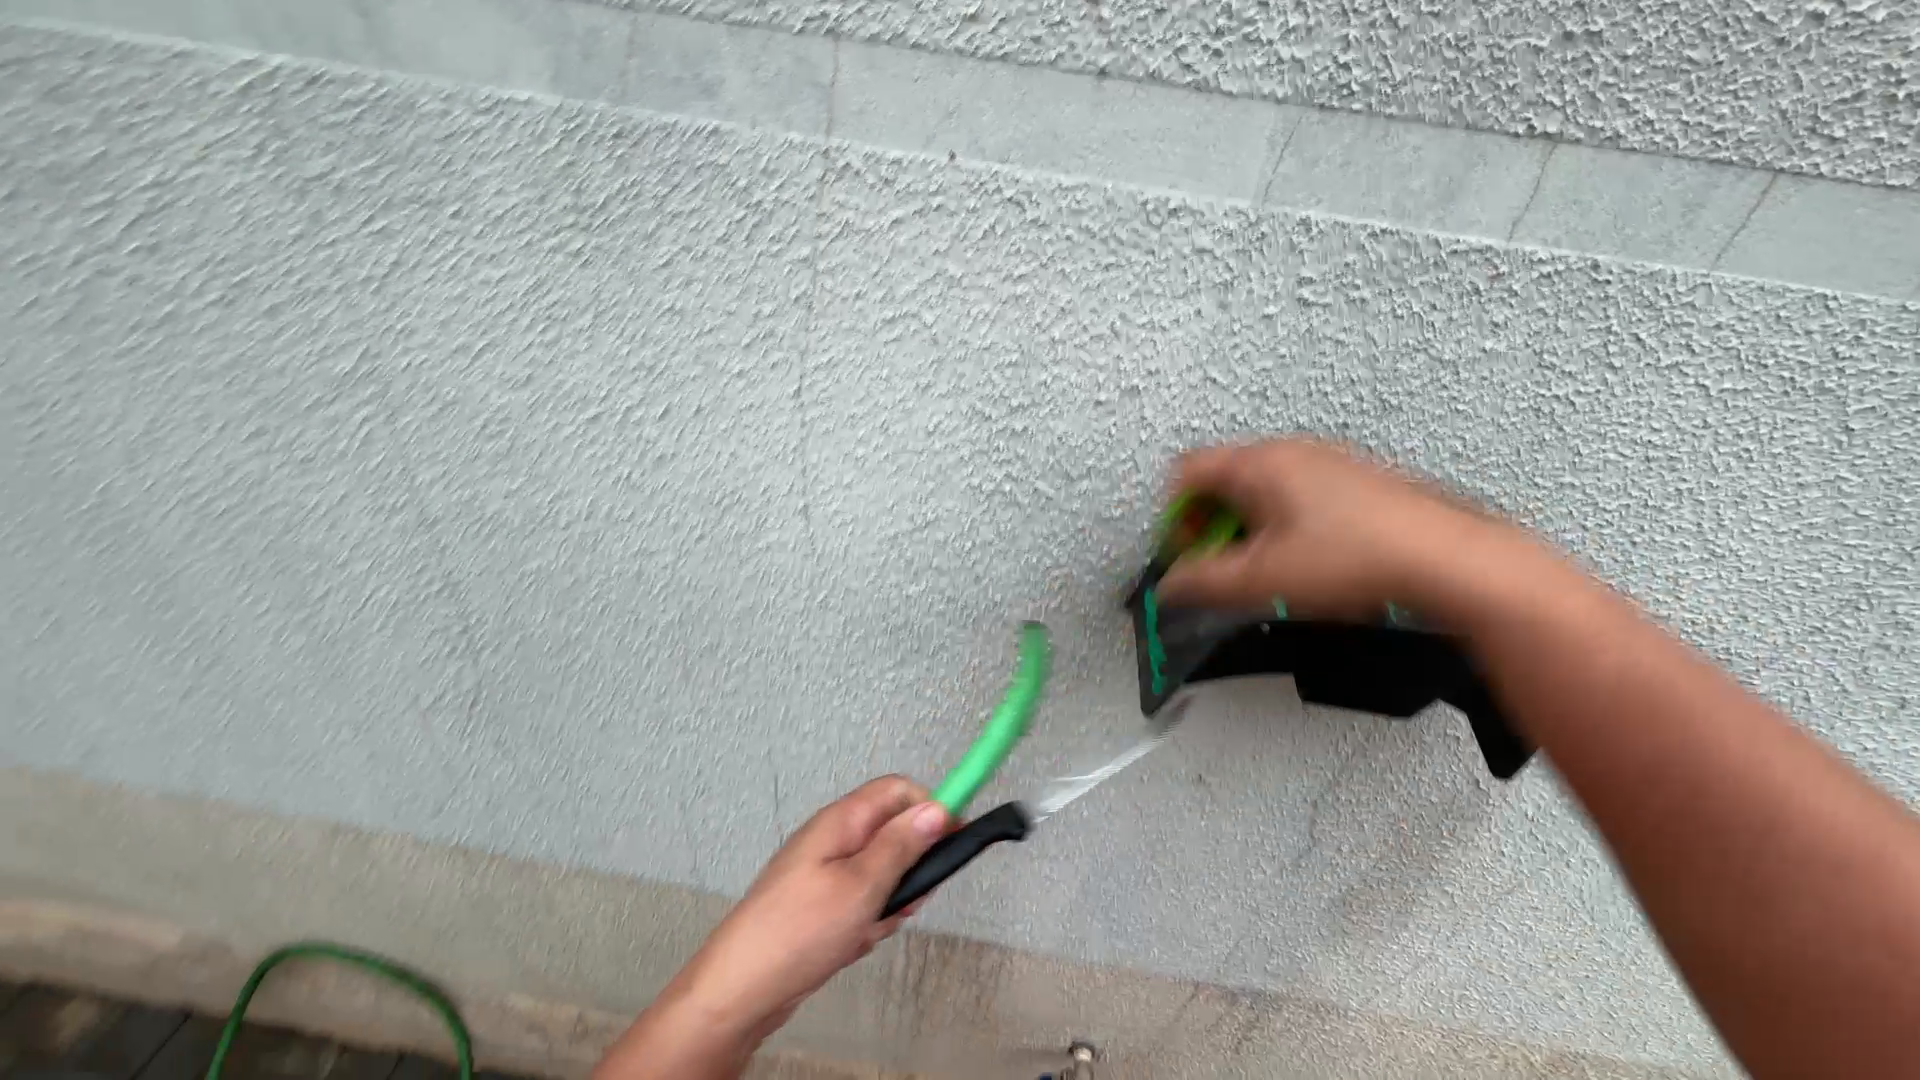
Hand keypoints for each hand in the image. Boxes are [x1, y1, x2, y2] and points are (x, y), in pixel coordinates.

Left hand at [596, 777, 948, 1079]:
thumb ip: (902, 845)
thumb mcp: (863, 886)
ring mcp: (826, 870)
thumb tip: (936, 810)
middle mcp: (834, 838)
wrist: (742, 988)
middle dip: (911, 864)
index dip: (931, 807)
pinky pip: (863, 898)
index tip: (954, 836)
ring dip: (891, 897)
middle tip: (908, 894)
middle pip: (893, 830)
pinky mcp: (821, 901)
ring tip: (874, 924)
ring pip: (882, 870)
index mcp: (842, 821)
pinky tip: (856, 939)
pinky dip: (870, 918)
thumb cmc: (794, 934)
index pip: (899, 789)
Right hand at [1157, 438, 1512, 616]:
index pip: (1185, 473)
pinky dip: (1282, 525)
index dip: (1174, 517)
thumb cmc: (1359, 559)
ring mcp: (1327, 462)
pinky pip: (1295, 495)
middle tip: (1220, 565)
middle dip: (1210, 524)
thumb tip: (1171, 585)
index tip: (1184, 552)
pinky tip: (1305, 561)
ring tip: (1265, 569)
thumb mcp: (1259, 582)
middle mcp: (1291, 452)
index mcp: (1259, 464)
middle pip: (1221, 479)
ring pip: (1260, 488)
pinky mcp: (1354, 482)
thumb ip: (1200, 583)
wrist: (1447, 562)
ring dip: (1246, 527)